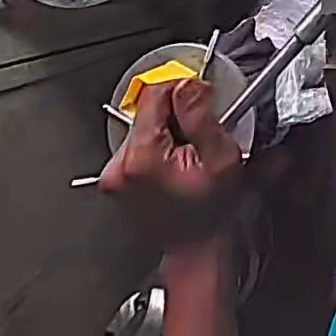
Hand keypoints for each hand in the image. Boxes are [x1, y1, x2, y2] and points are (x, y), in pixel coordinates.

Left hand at [99, 79, 242, 250]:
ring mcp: (114, 175)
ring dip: (169, 129)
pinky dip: (159, 144)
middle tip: (198, 137)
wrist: (195, 250)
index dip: (182, 92)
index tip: (200, 104)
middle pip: (148, 109)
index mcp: (141, 157)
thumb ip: (201, 116)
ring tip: (188, 153)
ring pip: (145, 124)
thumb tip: (186, 85)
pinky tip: (175, 161)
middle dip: (177, 115)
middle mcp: (119, 166)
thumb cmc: (209, 213)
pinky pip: (140, 141)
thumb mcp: (220, 157)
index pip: (154, 94)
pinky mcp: (116, 179)